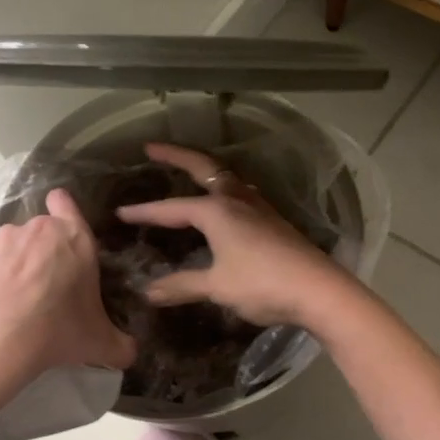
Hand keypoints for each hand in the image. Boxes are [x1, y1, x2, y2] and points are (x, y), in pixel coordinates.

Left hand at [0, 187, 136, 375]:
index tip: (65, 233)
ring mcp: (4, 239)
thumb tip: (131, 352)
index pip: (66, 202)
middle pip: (43, 230)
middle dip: (45, 249)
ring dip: (19, 260)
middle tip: (49, 285)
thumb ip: (122, 344)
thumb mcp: (101, 344)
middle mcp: (39, 229)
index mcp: (75, 239)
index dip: (64, 211)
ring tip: (19, 294)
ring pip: (15, 242)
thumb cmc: (58, 332)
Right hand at [115, 142, 357, 327]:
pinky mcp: (272, 221)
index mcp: (217, 211)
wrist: (319, 291)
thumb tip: (148, 291)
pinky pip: (240, 194)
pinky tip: (223, 203)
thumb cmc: (262, 283)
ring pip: (226, 178)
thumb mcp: (217, 286)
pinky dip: (222, 190)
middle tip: (152, 148)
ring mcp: (258, 208)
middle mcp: (237, 200)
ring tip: (188, 171)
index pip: (171, 208)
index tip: (120, 212)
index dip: (144, 212)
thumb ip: (181, 286)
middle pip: (203, 168)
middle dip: (175, 156)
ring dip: (204, 170)